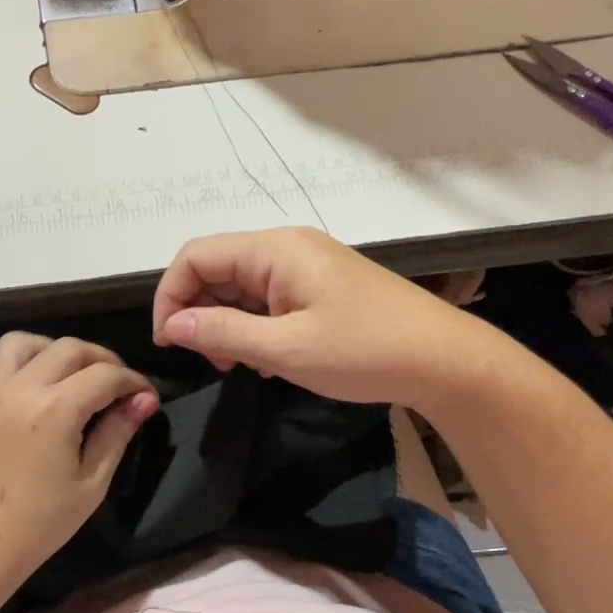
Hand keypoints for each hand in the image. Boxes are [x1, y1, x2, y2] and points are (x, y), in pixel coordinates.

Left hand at [0, 333, 158, 612]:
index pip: (105, 375)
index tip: (146, 396)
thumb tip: (144, 400)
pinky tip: (18, 380)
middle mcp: (19, 390)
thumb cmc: (42, 523)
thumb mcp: (91, 483)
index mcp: (55, 410)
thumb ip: (118, 433)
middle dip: (101, 359)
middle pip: (67, 349)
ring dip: (50, 349)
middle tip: (116, 386)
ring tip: (68, 373)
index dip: (133, 381)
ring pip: (19, 343)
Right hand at [151, 227, 512, 407]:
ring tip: (236, 365)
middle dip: (198, 313)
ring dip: (224, 324)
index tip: (169, 342)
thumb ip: (221, 332)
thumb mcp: (284, 348)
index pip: (195, 256)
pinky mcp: (318, 287)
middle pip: (215, 269)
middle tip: (211, 362)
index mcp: (275, 250)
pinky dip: (251, 326)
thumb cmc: (363, 352)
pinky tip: (262, 359)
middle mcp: (286, 248)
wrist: (443, 361)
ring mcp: (305, 266)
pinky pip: (265, 298)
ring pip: (239, 287)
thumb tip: (172, 324)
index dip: (170, 296)